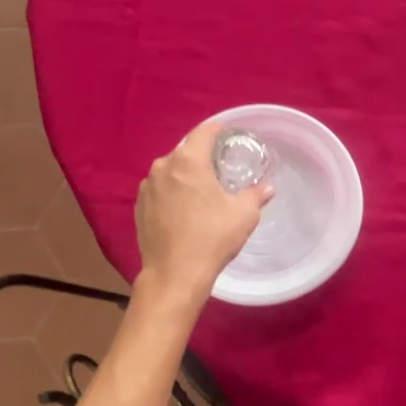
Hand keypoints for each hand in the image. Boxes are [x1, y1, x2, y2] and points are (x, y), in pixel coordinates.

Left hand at [135, 122, 273, 297]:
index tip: (231, 137)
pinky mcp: (139, 206)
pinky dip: (172, 191)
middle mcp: (163, 166)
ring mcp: (147, 186)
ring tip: (202, 190)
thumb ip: (255, 195)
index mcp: (188, 161)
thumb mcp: (244, 214)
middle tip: (221, 168)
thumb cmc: (212, 238)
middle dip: (204, 156)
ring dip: (186, 175)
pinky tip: (184, 208)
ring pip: (171, 170)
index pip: (205, 131)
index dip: (220, 131)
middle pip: (187, 150)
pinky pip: (160, 189)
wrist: (174, 274)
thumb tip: (267, 188)